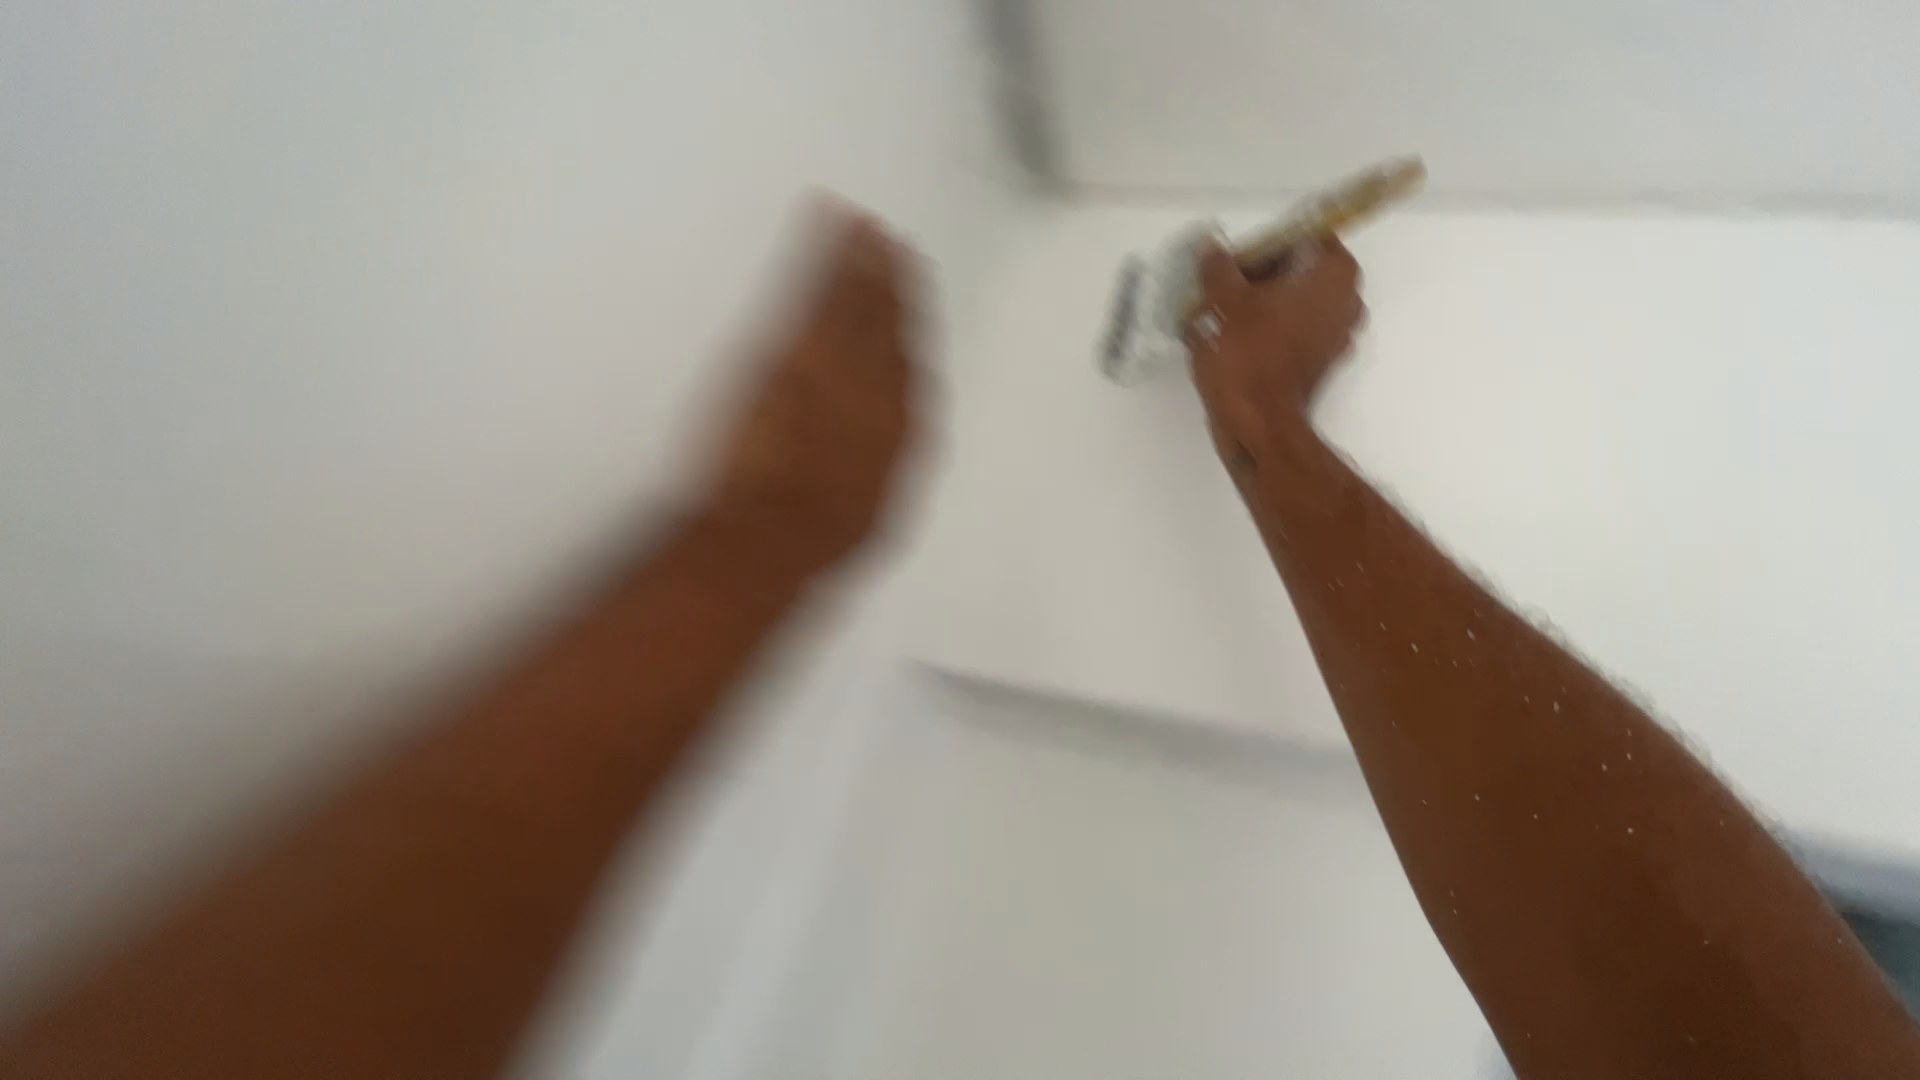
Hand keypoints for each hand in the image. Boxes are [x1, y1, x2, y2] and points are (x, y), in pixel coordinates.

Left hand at [703, 207, 921, 580]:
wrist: (772, 531)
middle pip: (890, 327)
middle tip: (901, 250)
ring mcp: (834, 364)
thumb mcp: (873, 518)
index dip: (912, 334)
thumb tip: (889, 453)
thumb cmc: (820, 538)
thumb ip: (884, 472)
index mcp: (902, 433)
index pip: (909, 372)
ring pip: (859, 302)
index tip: (913, 311)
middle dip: (896, 288)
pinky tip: (830, 218)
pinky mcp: (793, 348)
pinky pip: (816, 288)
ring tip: (872, 229)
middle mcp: (877, 389)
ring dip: (868, 263)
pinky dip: (825, 249)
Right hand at [1188, 237, 1365, 470]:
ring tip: (1221, 313)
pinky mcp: (1318, 367)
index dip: (1270, 243)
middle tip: (1225, 283)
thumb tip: (1212, 249)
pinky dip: (1267, 332)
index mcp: (1334, 276)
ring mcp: (1335, 338)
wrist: (1257, 424)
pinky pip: (1291, 334)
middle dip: (1263, 275)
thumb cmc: (1246, 355)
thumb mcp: (1224, 302)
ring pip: (1295, 305)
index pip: (1308, 237)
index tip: (1239, 258)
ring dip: (1262, 305)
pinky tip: (1232, 339)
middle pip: (1302, 272)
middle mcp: (1346, 302)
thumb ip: (1220, 269)